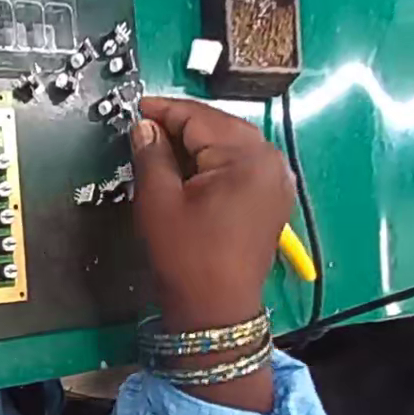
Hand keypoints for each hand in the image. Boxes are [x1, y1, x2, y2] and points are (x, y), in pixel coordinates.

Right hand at [132, 97, 295, 332]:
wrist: (214, 306)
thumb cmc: (184, 254)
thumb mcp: (158, 202)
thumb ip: (152, 157)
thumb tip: (145, 128)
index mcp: (246, 156)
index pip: (201, 117)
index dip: (165, 110)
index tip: (137, 107)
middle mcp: (271, 160)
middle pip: (220, 127)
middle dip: (181, 126)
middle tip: (144, 130)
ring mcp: (276, 181)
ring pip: (230, 146)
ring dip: (196, 145)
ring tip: (160, 150)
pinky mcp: (271, 199)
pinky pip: (240, 166)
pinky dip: (212, 163)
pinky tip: (188, 172)